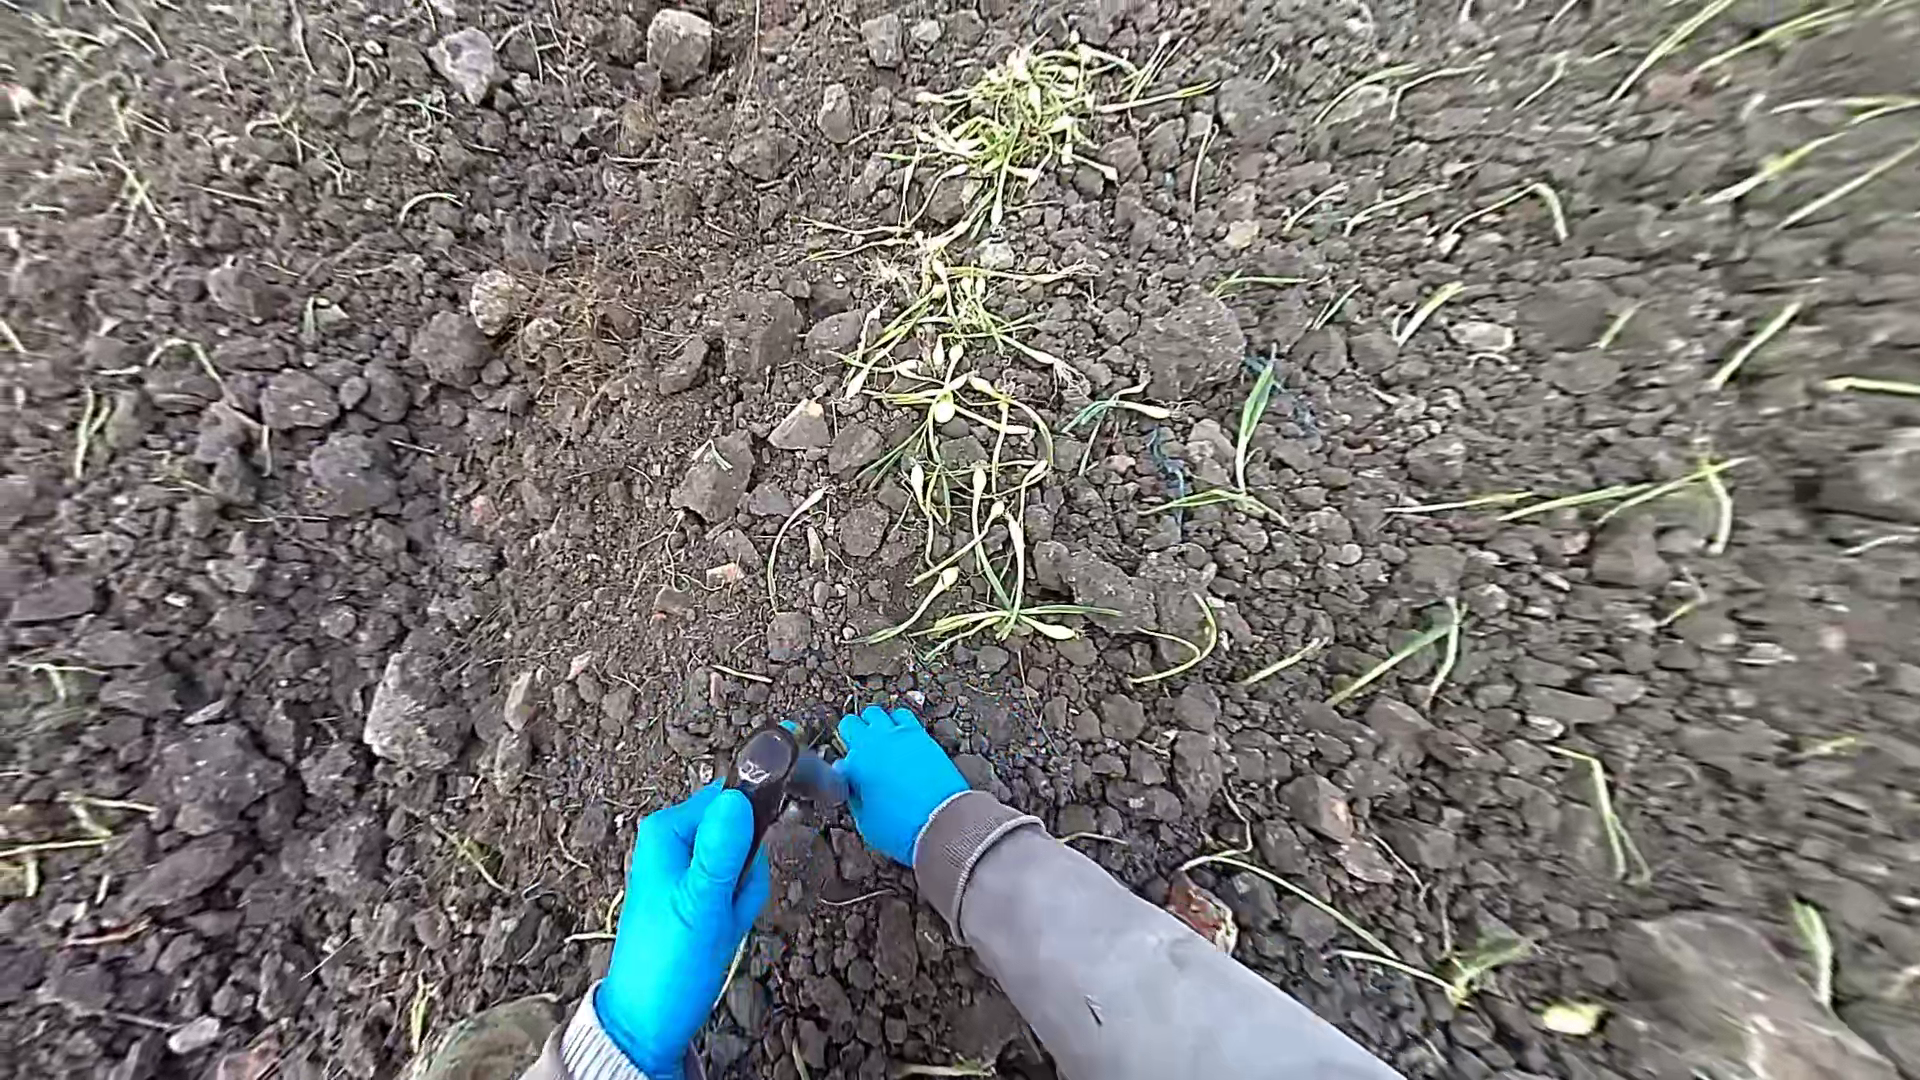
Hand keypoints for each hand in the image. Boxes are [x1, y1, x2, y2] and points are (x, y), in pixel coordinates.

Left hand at [596, 784, 770, 1077]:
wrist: (649, 1026)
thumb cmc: (668, 964)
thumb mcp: (700, 905)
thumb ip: (721, 850)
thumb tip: (739, 797)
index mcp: (668, 829)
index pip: (731, 797)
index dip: (749, 828)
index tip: (745, 864)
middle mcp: (677, 838)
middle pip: (743, 828)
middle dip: (747, 867)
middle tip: (729, 902)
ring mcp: (689, 864)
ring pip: (746, 857)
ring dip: (745, 891)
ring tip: (724, 921)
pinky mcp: (699, 888)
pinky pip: (739, 881)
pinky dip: (739, 906)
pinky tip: (724, 929)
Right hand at [832, 704, 968, 864]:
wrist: (940, 820)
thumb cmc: (901, 828)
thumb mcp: (866, 822)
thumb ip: (854, 795)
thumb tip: (850, 781)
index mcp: (854, 766)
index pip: (837, 755)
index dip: (843, 764)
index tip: (850, 774)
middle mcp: (871, 744)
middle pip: (850, 722)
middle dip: (851, 733)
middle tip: (859, 749)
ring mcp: (896, 734)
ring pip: (875, 713)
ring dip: (873, 723)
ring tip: (879, 738)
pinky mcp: (918, 732)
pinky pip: (902, 714)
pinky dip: (896, 721)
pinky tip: (900, 734)